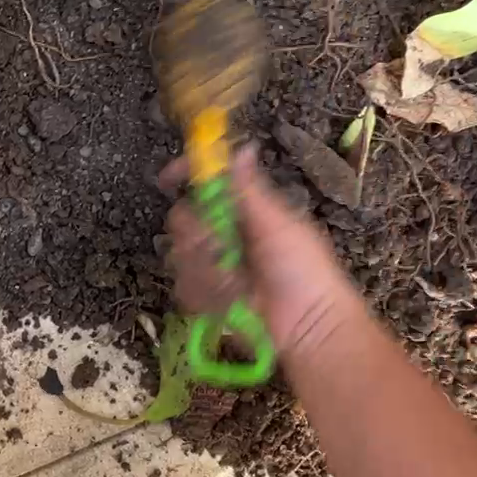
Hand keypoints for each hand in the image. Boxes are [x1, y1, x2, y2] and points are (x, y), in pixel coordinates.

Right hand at [160, 145, 364, 360]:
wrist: (308, 330)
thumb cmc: (304, 271)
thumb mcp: (279, 224)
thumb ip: (250, 189)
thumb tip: (241, 146)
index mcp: (241, 211)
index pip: (203, 183)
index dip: (182, 175)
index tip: (167, 177)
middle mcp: (222, 235)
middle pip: (182, 220)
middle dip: (197, 236)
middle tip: (220, 249)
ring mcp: (210, 267)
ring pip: (179, 256)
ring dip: (206, 271)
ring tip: (234, 284)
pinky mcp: (204, 297)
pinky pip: (183, 287)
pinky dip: (205, 295)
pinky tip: (228, 303)